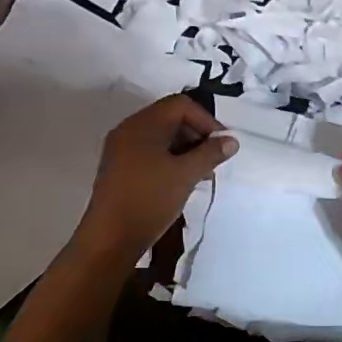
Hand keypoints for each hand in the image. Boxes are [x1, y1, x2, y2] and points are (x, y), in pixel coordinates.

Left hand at [75, 94, 233, 262]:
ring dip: (184, 149)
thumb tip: (231, 140)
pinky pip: (148, 152)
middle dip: (196, 135)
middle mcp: (128, 129)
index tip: (222, 145)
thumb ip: (210, 154)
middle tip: (212, 161)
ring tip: (200, 174)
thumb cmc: (150, 200)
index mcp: (143, 124)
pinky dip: (168, 159)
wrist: (110, 237)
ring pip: (160, 137)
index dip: (206, 120)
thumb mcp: (186, 175)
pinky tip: (179, 182)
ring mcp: (120, 149)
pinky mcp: (119, 168)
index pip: (181, 105)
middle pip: (170, 118)